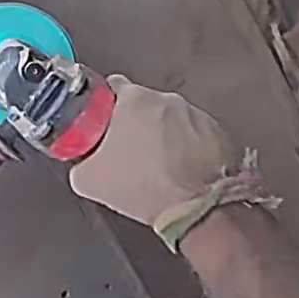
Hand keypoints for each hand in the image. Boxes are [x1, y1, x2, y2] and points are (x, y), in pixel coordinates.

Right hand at [69, 76, 239, 225]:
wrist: (197, 212)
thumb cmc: (145, 188)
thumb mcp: (87, 179)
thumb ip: (78, 161)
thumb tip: (80, 162)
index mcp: (134, 100)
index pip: (113, 85)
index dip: (103, 104)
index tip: (101, 122)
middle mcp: (168, 100)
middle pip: (143, 103)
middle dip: (134, 121)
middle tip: (125, 148)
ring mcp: (197, 115)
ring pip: (170, 118)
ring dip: (161, 133)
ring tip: (154, 163)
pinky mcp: (219, 133)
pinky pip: (194, 133)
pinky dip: (185, 146)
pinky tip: (177, 169)